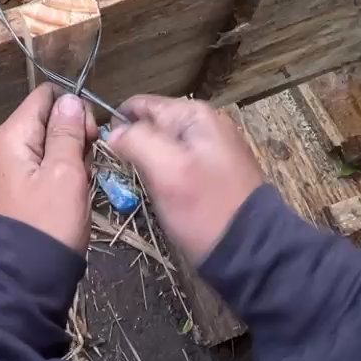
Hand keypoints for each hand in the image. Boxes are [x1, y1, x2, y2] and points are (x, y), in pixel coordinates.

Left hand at [0, 84, 98, 252]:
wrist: (21, 286)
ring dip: (69, 163)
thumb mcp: (65, 174)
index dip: (73, 109)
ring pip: (47, 148)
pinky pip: (40, 172)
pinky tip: (66, 202)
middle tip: (84, 169)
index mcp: (12, 136)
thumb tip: (69, 98)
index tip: (90, 136)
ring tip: (76, 191)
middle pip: (47, 121)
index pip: (45, 97)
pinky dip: (58, 180)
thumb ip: (67, 132)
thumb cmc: (47, 226)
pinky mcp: (12, 194)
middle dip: (73, 138)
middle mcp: (2, 148)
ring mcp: (5, 172)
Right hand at [105, 95, 262, 263]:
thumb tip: (113, 132)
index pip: (140, 105)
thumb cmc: (206, 209)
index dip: (119, 124)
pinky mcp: (216, 172)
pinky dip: (167, 176)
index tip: (106, 151)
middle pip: (152, 124)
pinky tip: (168, 195)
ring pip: (163, 146)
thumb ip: (137, 141)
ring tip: (150, 188)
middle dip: (135, 145)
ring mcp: (213, 148)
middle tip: (130, 175)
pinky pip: (179, 164)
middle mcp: (206, 124)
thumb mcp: (166, 170)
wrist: (254, 255)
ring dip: (151, 164)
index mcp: (194, 114)